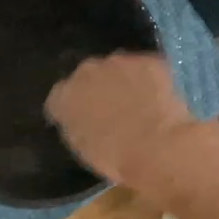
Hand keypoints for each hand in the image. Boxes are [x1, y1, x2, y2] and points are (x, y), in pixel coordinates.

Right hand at [45, 52, 215, 188]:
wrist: (156, 149)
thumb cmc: (114, 158)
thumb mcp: (81, 146)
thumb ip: (74, 124)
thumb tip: (80, 118)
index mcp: (62, 96)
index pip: (60, 96)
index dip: (72, 108)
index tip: (82, 120)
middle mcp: (85, 71)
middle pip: (87, 76)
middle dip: (96, 88)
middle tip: (110, 109)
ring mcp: (118, 62)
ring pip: (117, 68)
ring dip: (122, 80)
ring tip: (137, 102)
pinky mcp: (149, 60)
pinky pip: (146, 68)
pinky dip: (150, 79)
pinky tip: (158, 97)